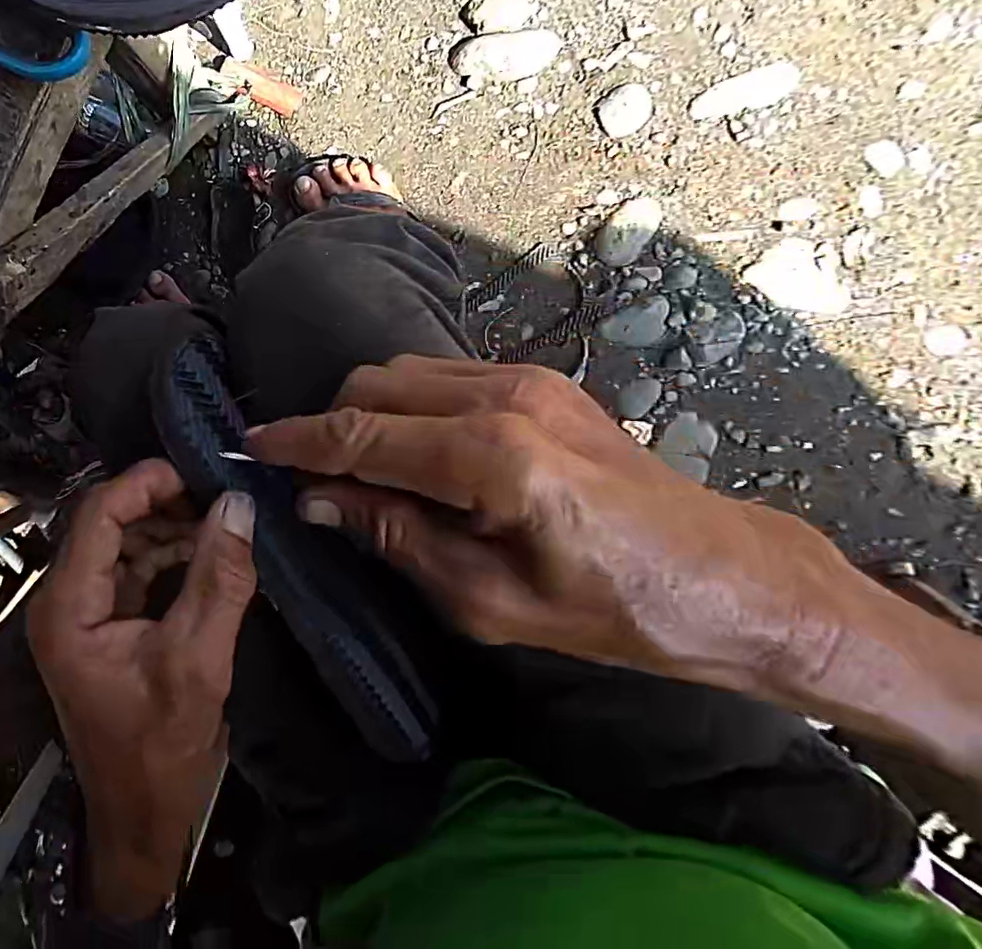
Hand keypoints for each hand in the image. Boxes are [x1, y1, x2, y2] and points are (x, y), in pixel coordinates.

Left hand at [27, 460, 257, 920]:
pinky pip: (134, 570)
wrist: (140, 821)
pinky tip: (206, 555)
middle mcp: (64, 600)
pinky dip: (169, 556)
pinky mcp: (104, 624)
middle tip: (217, 497)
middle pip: (107, 524)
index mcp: (67, 606)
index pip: (97, 515)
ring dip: (169, 529)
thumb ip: (218, 579)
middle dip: (162, 505)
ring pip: (123, 544)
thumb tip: (238, 505)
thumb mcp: (197, 661)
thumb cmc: (160, 753)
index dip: (143, 483)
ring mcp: (82, 613)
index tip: (195, 472)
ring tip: (219, 525)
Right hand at [246, 356, 867, 695]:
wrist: (728, 576)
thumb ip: (394, 536)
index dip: (298, 441)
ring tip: (363, 469)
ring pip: (402, 371)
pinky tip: (413, 449)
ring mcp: (524, 378)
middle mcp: (501, 397)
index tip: (253, 445)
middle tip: (316, 481)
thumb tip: (319, 500)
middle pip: (372, 386)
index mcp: (491, 457)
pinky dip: (405, 405)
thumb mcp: (486, 601)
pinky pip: (439, 376)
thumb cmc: (611, 610)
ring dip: (365, 413)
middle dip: (329, 426)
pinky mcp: (538, 378)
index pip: (361, 435)